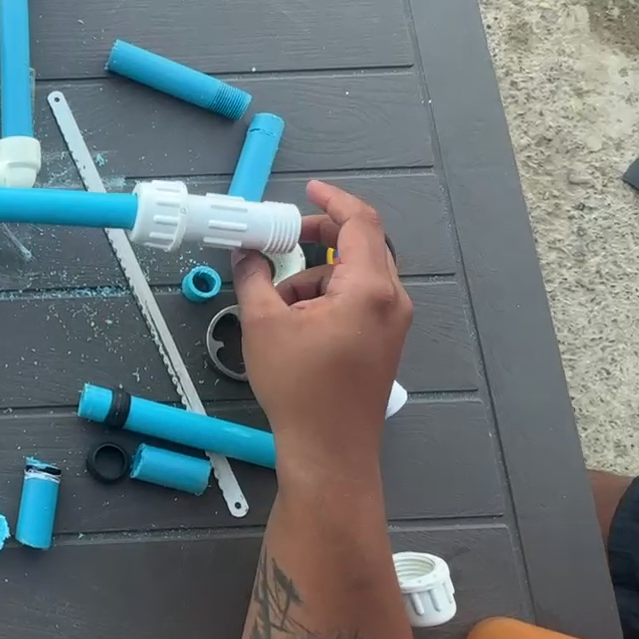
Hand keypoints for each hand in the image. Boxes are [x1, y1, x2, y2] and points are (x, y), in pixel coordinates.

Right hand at [230, 181, 410, 471]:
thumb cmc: (298, 387)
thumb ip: (253, 277)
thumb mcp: (263, 323)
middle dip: (316, 241)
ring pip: (353, 276)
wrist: (328, 449)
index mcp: (369, 289)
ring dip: (313, 277)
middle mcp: (391, 300)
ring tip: (276, 307)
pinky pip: (356, 300)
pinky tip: (294, 325)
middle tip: (280, 243)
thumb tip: (246, 253)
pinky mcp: (382, 341)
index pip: (360, 224)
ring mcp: (391, 323)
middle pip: (360, 247)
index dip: (333, 200)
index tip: (308, 189)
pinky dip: (324, 298)